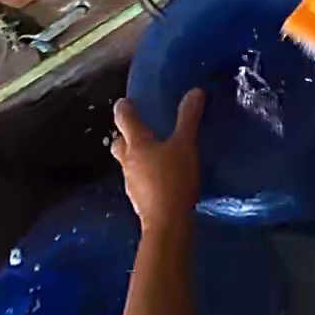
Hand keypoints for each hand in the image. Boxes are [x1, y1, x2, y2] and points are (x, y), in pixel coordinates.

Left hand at [111, 90, 203, 232]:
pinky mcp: (139, 197)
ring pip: (128, 161)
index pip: (124, 118)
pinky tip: (162, 176)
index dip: (124, 107)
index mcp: (136, 143)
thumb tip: (195, 91)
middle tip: (141, 128)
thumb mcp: (185, 145)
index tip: (127, 101)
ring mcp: (132, 181)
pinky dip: (146, 172)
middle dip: (126, 134)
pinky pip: (139, 178)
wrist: (167, 223)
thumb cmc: (173, 178)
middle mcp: (128, 160)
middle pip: (120, 142)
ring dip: (137, 155)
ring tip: (157, 152)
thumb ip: (189, 118)